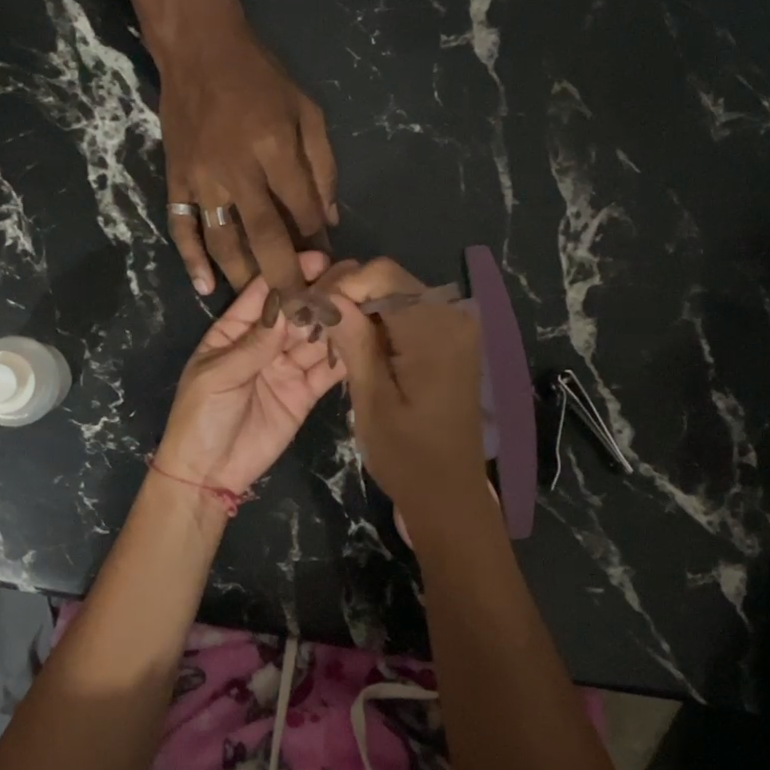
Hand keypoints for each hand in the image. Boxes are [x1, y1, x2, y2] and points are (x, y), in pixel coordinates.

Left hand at [153, 252, 345, 500]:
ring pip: (314, 338)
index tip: (317, 259)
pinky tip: (363, 339)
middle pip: (295, 314)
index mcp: (232, 332)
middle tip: (351, 277)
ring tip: (363, 300)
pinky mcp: (303, 395)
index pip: (263, 296)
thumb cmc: (199, 417)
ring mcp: (284, 369)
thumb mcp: (219, 376)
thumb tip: (287, 308)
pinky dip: (343, 357)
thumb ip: (255, 344)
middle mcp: (262, 345)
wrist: (206, 473)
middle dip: (320, 296)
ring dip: (336, 322)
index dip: (288, 277)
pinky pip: (325, 371)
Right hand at [158, 15, 336, 301]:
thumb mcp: (306, 109)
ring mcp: (202, 179)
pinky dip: (190, 260)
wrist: (198, 49)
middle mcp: (237, 170)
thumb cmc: (260, 77)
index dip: (317, 244)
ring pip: (222, 242)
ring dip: (242, 279)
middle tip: (298, 314)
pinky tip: (205, 287)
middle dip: (285, 280)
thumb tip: (329, 219)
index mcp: (275, 147)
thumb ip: (321, 165)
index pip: (303, 211)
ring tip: (260, 306)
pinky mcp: (176, 180)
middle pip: (264, 238)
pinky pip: (181, 227)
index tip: (328, 270)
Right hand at [323, 258, 486, 510]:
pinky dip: (380, 322)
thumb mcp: (371, 399)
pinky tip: (357, 347)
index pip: (381, 274)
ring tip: (330, 338)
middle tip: (314, 326)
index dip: (342, 287)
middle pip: (390, 280)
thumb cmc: (407, 456)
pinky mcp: (452, 341)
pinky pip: (409, 313)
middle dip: (348, 296)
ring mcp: (457, 328)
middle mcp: (454, 317)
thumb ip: (352, 341)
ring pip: (396, 293)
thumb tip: (324, 297)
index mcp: (436, 330)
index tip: (313, 315)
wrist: (450, 495)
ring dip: (361, 309)